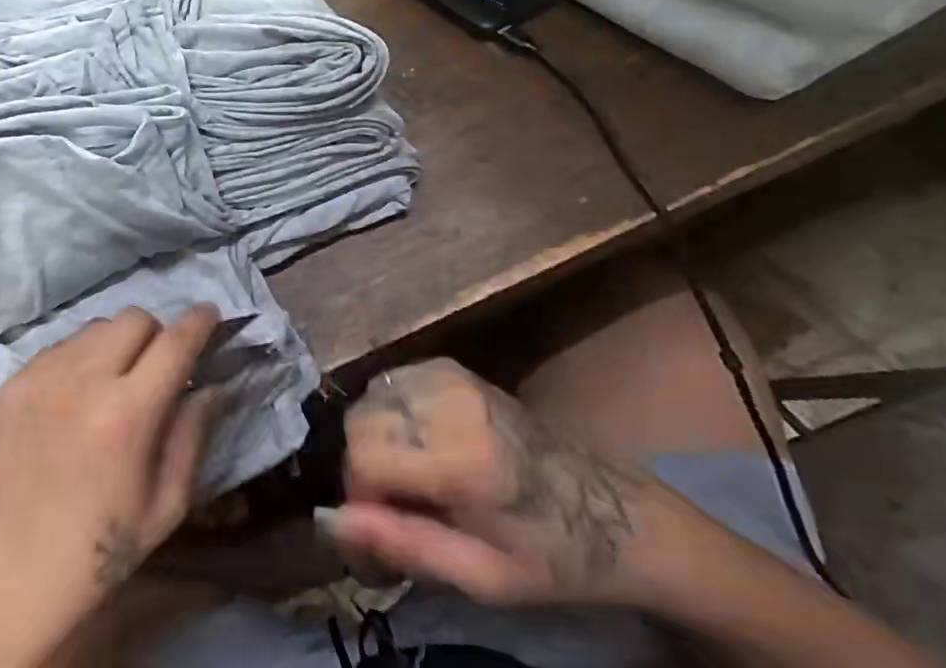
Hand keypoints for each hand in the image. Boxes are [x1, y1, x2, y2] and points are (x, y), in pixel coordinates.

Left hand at [0, 305, 223, 666]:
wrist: (19, 565)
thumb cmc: (105, 547)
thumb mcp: (167, 502)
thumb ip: (193, 434)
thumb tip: (214, 385)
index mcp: (127, 414)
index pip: (173, 343)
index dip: (198, 322)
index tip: (211, 314)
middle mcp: (82, 381)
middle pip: (133, 319)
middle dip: (157, 333)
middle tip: (161, 364)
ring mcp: (42, 376)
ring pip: (96, 326)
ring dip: (119, 342)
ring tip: (119, 379)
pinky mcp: (15, 381)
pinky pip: (61, 346)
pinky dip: (83, 356)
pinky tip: (81, 393)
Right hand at [319, 359, 651, 607]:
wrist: (620, 516)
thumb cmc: (553, 558)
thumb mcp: (483, 578)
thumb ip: (400, 544)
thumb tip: (325, 520)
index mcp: (466, 459)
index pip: (365, 460)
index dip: (362, 495)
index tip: (383, 525)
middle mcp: (451, 403)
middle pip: (359, 425)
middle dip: (365, 467)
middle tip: (397, 505)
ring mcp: (449, 376)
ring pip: (367, 402)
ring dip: (374, 441)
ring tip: (410, 475)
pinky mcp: (448, 367)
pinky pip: (386, 386)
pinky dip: (387, 416)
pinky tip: (416, 443)